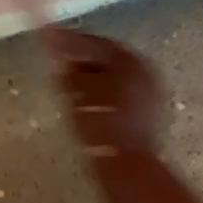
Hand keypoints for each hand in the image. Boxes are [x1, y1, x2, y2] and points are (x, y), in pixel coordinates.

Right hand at [44, 27, 165, 157]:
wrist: (127, 163)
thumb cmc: (101, 123)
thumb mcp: (77, 92)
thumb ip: (67, 67)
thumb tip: (57, 49)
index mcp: (131, 61)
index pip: (96, 43)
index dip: (71, 41)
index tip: (51, 40)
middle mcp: (146, 72)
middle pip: (109, 58)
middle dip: (84, 59)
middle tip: (60, 62)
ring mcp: (151, 93)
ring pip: (116, 77)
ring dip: (94, 77)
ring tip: (71, 84)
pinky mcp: (149, 114)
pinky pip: (122, 94)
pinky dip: (104, 92)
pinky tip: (88, 102)